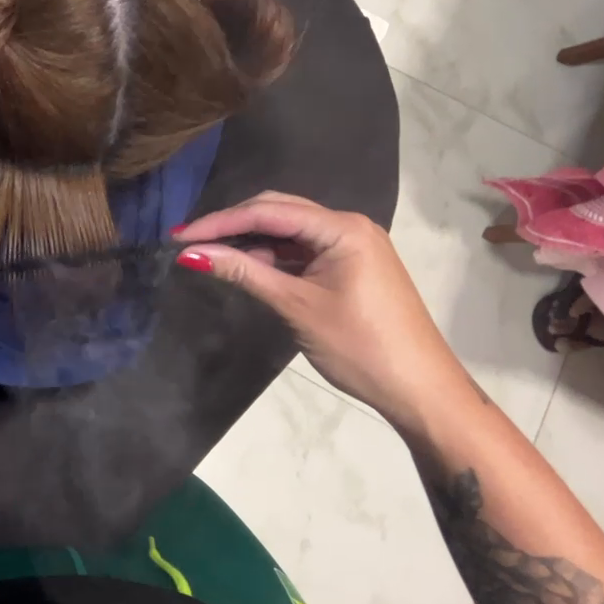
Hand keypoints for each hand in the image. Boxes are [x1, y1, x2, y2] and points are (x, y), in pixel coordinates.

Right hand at [174, 192, 474, 427]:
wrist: (423, 392)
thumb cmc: (361, 347)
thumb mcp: (296, 307)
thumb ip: (244, 273)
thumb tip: (189, 254)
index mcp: (342, 228)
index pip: (268, 212)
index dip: (219, 222)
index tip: (179, 235)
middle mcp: (348, 226)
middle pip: (277, 211)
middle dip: (232, 224)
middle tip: (189, 241)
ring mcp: (352, 245)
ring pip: (288, 230)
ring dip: (250, 240)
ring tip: (209, 254)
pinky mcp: (351, 265)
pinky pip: (302, 249)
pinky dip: (272, 255)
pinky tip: (245, 267)